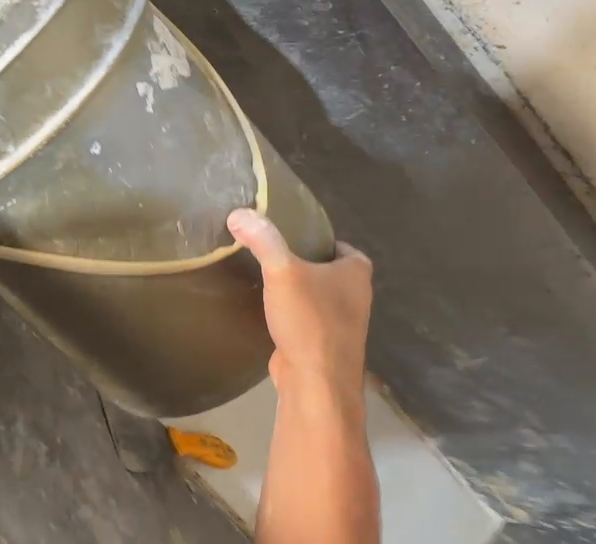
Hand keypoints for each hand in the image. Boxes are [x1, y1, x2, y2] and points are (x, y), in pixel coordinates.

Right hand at [228, 208, 372, 398]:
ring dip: (302, 291)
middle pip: (334, 274)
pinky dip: (295, 314)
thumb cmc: (309, 321)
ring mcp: (343, 327)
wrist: (316, 383)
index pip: (348, 250)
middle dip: (310, 264)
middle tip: (277, 252)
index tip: (298, 236)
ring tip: (270, 278)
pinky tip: (271, 310)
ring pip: (322, 298)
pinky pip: (310, 320)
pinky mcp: (324, 347)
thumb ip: (263, 239)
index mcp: (356, 276)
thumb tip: (239, 213)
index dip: (327, 241)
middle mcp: (356, 300)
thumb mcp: (282, 270)